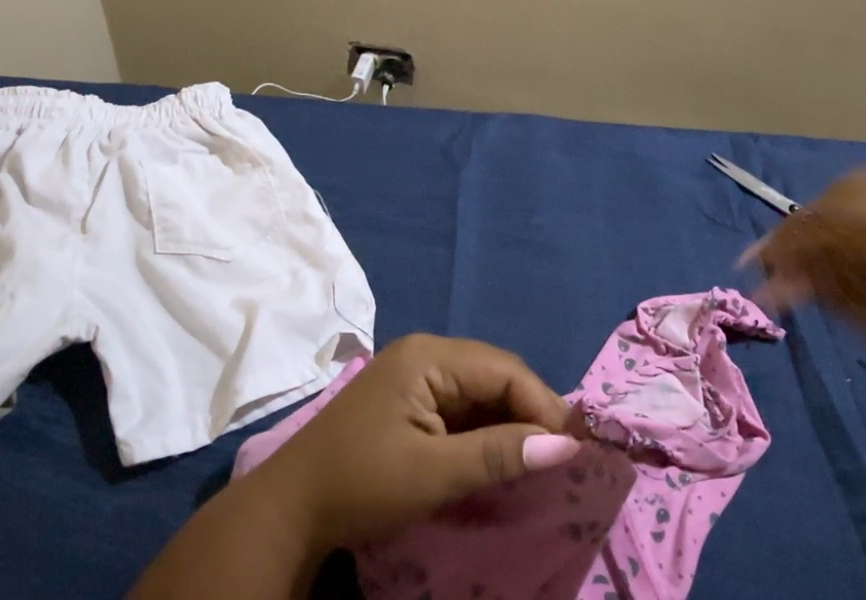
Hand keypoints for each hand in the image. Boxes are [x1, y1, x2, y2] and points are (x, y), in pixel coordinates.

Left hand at [247, 334, 580, 550]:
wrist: (290, 510)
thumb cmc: (361, 484)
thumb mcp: (433, 473)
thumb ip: (499, 455)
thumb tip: (567, 446)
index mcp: (428, 357)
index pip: (505, 369)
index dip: (544, 406)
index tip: (575, 450)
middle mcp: (425, 355)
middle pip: (496, 375)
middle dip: (531, 413)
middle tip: (561, 458)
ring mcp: (415, 376)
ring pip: (482, 392)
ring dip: (511, 424)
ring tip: (539, 462)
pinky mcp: (410, 401)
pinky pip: (463, 407)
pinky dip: (486, 431)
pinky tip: (501, 458)